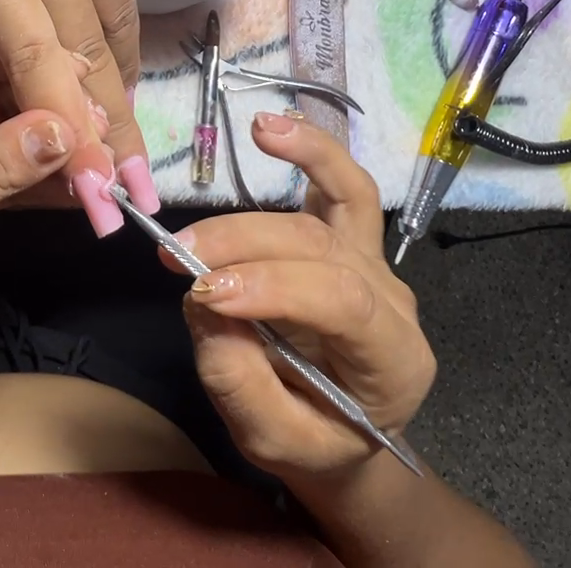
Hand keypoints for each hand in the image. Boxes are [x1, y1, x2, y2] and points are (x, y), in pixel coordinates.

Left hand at [0, 34, 74, 369]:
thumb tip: (66, 128)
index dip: (27, 64)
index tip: (85, 73)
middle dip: (48, 111)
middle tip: (107, 123)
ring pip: (6, 137)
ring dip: (50, 149)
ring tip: (104, 156)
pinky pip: (5, 175)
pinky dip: (39, 182)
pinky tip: (80, 186)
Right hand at [173, 112, 435, 482]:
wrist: (347, 438)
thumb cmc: (314, 442)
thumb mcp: (273, 440)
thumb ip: (240, 382)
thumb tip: (201, 301)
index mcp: (393, 359)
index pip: (342, 302)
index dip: (272, 286)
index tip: (204, 290)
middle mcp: (394, 300)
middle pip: (321, 247)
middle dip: (244, 245)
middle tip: (176, 256)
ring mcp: (375, 262)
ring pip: (335, 205)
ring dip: (282, 179)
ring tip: (232, 167)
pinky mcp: (351, 240)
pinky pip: (343, 186)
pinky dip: (313, 151)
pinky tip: (271, 128)